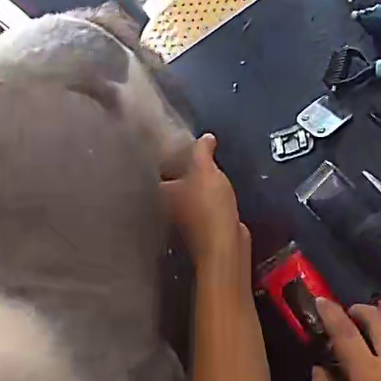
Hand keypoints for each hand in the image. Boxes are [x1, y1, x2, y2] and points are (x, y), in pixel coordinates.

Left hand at [160, 135, 246, 270]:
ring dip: (195, 188)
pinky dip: (209, 200)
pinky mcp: (204, 227)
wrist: (225, 243)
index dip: (162, 159)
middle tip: (192, 155)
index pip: (156, 171)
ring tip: (208, 171)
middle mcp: (169, 206)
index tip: (171, 147)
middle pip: (171, 185)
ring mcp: (186, 219)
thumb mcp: (206, 170)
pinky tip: (219, 192)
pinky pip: (204, 207)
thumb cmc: (209, 205)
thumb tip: (206, 136)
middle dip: (180, 173)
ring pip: (188, 197)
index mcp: (163, 191)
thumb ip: (203, 151)